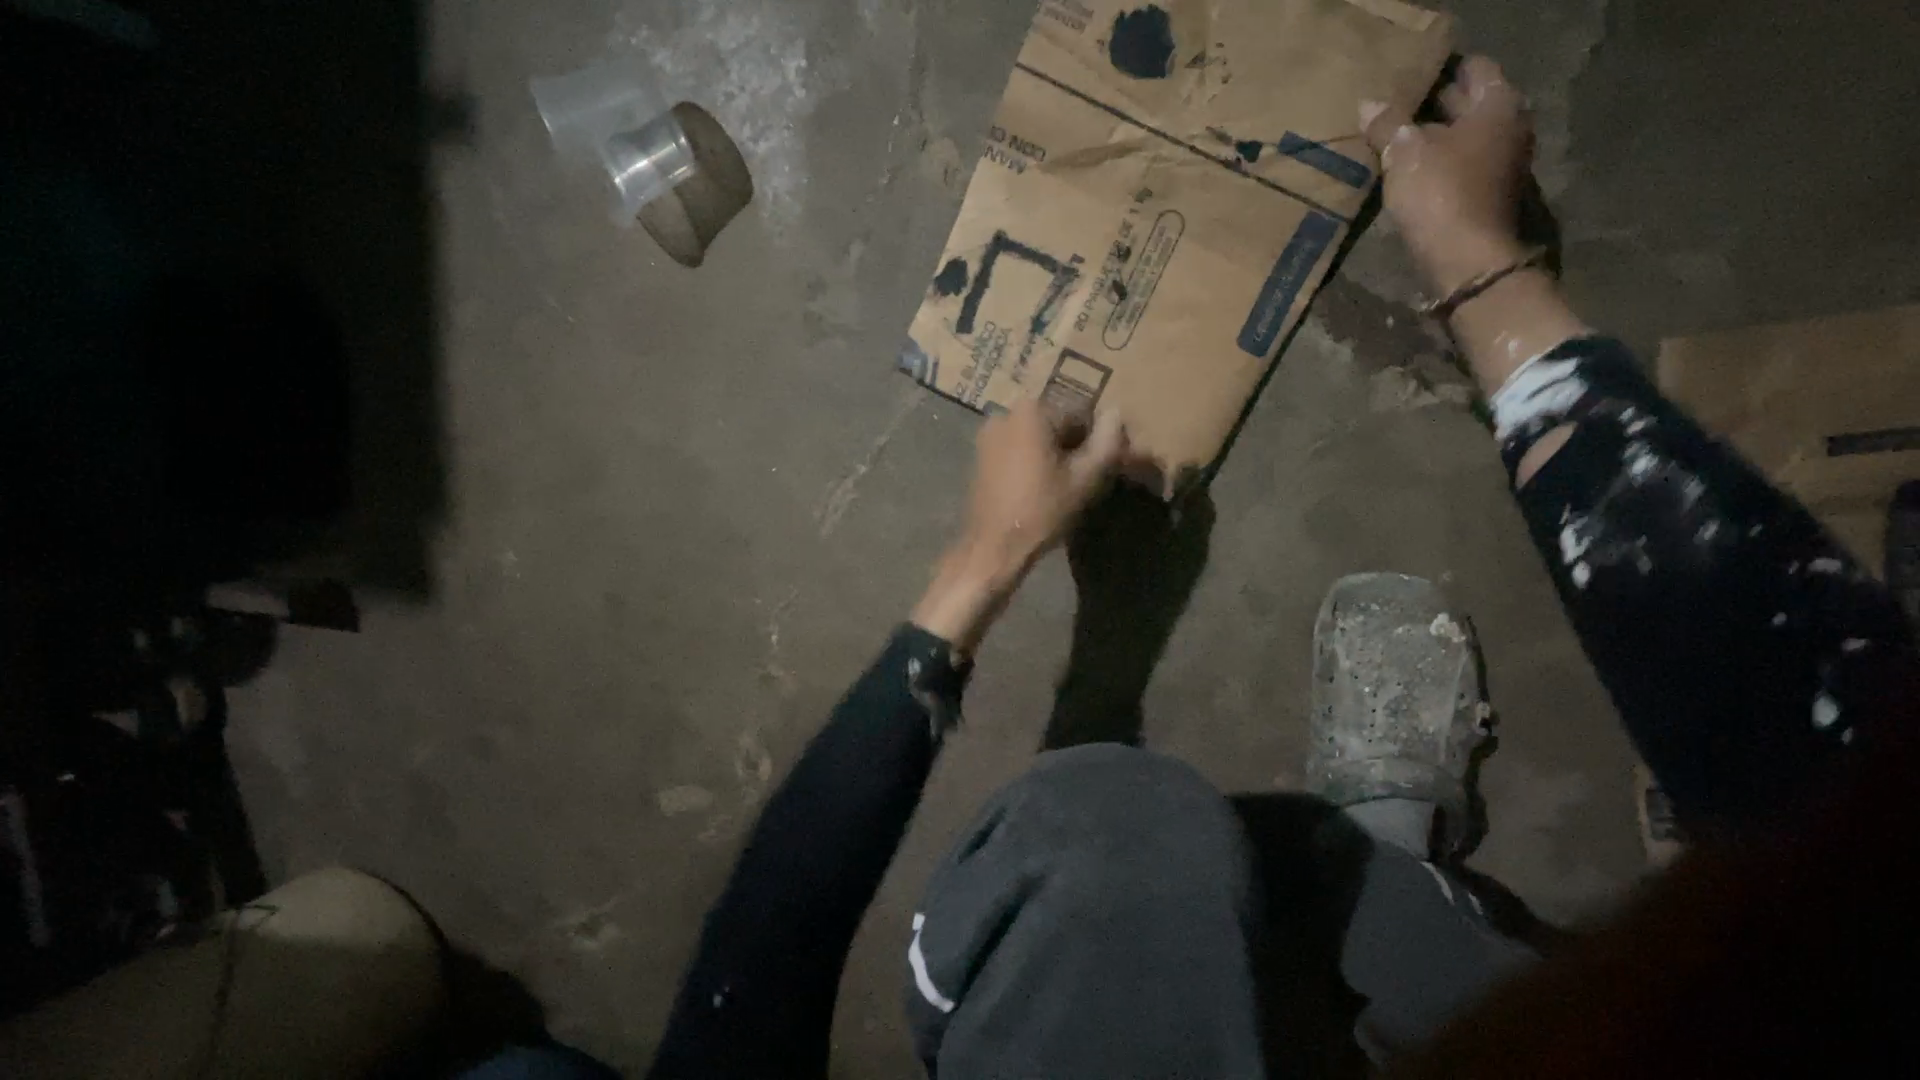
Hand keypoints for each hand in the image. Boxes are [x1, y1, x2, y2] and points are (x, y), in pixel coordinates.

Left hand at [911, 401, 1130, 650]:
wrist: (993, 546)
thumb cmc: (1042, 510)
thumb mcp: (1084, 478)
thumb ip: (1107, 442)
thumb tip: (1117, 413)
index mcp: (1032, 410)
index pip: (1081, 416)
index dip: (1097, 443)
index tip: (1101, 470)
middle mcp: (1005, 413)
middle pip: (1056, 425)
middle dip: (1073, 448)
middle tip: (1083, 482)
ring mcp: (988, 434)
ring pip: (1036, 438)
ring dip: (1053, 456)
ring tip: (1061, 488)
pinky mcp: (980, 455)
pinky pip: (1016, 450)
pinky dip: (1031, 462)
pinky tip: (1038, 489)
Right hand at [1361, 56, 1533, 296]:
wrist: (1466, 260)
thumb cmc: (1440, 193)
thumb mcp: (1405, 153)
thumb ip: (1387, 125)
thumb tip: (1368, 104)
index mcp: (1498, 104)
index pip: (1473, 68)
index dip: (1441, 69)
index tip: (1408, 76)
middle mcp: (1509, 127)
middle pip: (1469, 104)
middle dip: (1434, 104)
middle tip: (1393, 105)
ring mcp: (1502, 164)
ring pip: (1462, 138)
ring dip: (1432, 138)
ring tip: (1393, 139)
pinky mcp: (1486, 196)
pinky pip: (1459, 167)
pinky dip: (1436, 164)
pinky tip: (1406, 171)